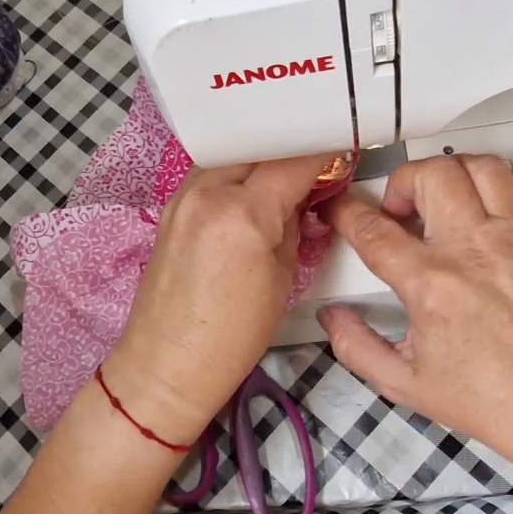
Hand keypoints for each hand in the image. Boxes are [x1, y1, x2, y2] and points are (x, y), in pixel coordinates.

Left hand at [104, 155, 331, 446]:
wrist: (168, 364)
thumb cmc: (232, 337)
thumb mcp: (282, 278)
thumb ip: (293, 226)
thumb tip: (303, 199)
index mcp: (243, 213)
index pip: (294, 161)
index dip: (325, 155)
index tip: (344, 155)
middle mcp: (208, 193)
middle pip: (260, 149)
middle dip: (291, 156)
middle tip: (317, 173)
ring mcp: (183, 197)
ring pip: (233, 157)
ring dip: (261, 163)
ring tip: (285, 185)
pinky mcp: (170, 209)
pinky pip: (211, 176)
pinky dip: (236, 177)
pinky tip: (253, 196)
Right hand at [320, 156, 512, 459]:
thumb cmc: (486, 399)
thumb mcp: (401, 382)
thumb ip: (355, 345)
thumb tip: (332, 316)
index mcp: (431, 285)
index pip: (373, 228)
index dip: (345, 211)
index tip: (340, 210)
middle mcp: (474, 251)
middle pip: (431, 174)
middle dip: (403, 182)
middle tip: (400, 212)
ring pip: (481, 166)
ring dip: (452, 174)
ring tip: (443, 202)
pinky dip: (509, 180)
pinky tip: (493, 205)